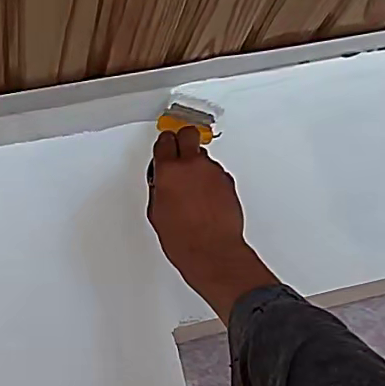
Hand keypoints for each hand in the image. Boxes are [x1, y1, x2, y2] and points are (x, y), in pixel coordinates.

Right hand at [146, 126, 280, 323]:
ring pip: (203, 156)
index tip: (162, 146)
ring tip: (191, 185)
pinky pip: (215, 172)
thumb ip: (159, 190)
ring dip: (196, 165)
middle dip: (182, 139)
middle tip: (178, 147)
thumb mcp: (157, 213)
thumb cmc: (184, 239)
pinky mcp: (227, 181)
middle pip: (188, 134)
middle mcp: (192, 166)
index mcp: (169, 172)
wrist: (211, 251)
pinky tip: (204, 197)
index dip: (163, 144)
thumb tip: (162, 185)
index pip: (164, 142)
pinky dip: (209, 180)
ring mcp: (213, 172)